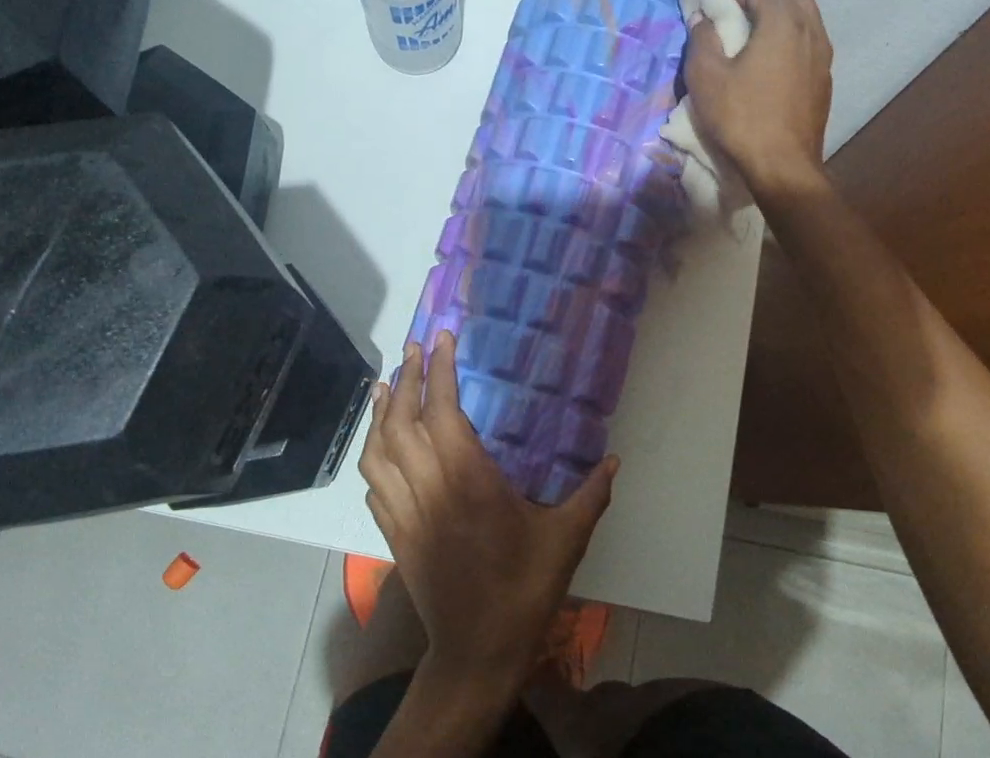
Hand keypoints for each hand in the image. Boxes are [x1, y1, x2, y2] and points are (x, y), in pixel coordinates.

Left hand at [358, 332, 619, 681]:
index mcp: (469, 481)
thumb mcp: (566, 540)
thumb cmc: (524, 592)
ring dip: (381, 412)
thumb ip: (591, 494)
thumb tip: (616, 459)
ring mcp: (405, 512)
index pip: (444, 411)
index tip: (441, 337)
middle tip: (414, 346)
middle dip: (407, 378)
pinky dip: (373, 454)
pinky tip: (382, 445)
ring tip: (389, 383)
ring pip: (379, 450)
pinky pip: (373, 483)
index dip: (440, 371)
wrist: (476, 651)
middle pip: (403, 421)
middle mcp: (429, 488)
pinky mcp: (394, 535)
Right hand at [683, 0, 833, 197]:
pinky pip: (807, 44)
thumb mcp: (706, 76)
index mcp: (784, 23)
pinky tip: (766, 62)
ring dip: (775, 18)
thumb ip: (702, 38)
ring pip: (802, 20)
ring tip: (747, 36)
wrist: (783, 167)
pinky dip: (786, 40)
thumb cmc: (742, 118)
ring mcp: (822, 57)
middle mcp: (811, 32)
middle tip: (729, 13)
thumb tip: (702, 18)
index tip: (704, 0)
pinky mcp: (824, 81)